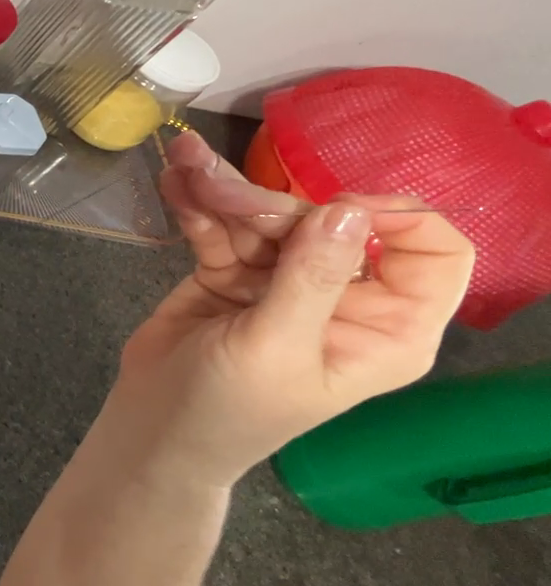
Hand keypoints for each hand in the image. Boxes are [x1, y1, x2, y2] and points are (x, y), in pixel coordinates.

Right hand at [100, 131, 475, 490]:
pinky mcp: (228, 276)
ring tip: (180, 158)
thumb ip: (307, 280)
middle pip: (322, 224)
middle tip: (207, 182)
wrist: (154, 427)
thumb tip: (343, 210)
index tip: (329, 206)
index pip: (430, 251)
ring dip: (220, 190)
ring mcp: (280, 284)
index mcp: (385, 325)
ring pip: (263, 221)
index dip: (393, 217)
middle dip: (265, 200)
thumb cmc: (230, 406)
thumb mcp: (273, 348)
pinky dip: (196, 206)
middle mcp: (341, 297)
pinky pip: (220, 231)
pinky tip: (172, 182)